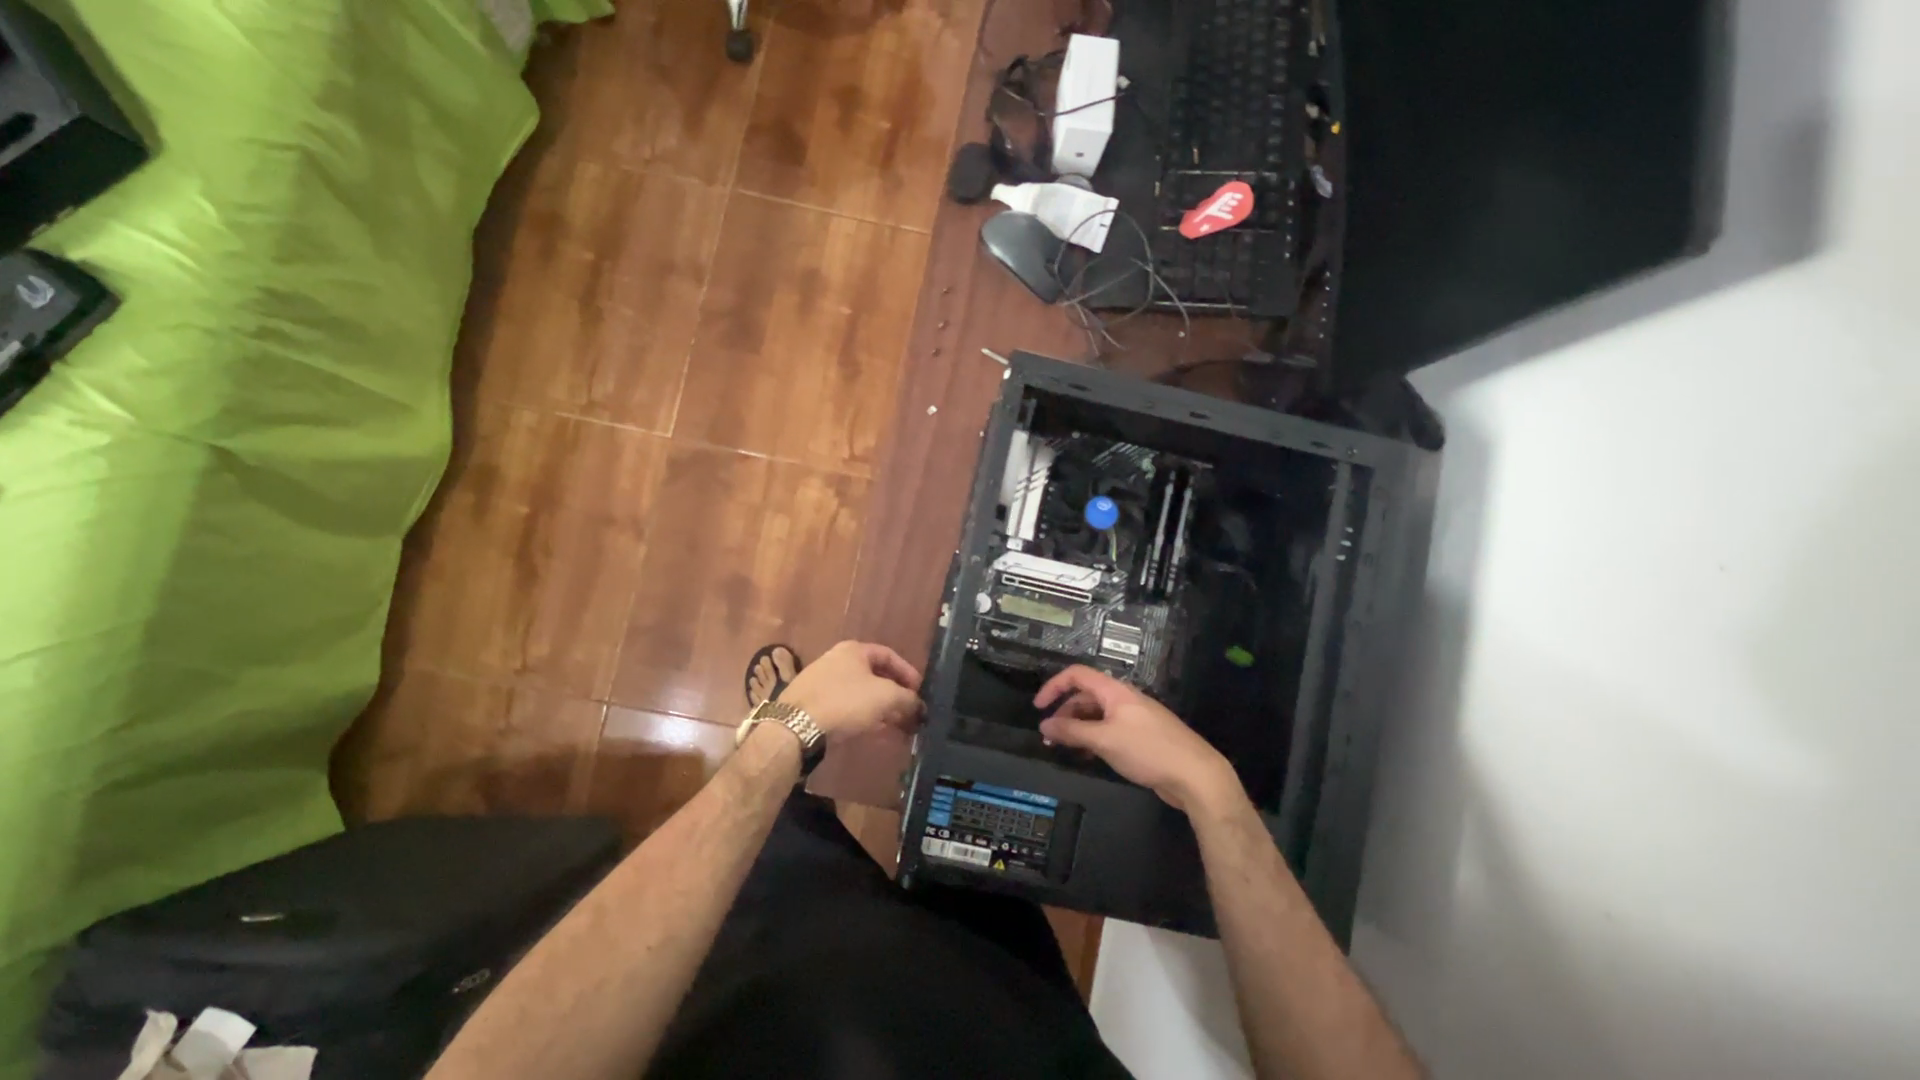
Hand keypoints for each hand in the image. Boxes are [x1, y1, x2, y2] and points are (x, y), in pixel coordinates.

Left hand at [779, 641, 924, 742]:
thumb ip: (908, 699)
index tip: (920, 692)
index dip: (908, 673)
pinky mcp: (815, 706)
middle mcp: (837, 661)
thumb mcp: (885, 697)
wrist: (796, 725)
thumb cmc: (845, 702)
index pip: (889, 656)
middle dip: (897, 697)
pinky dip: (865, 719)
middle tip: (912, 714)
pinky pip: (848, 709)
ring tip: (899, 728)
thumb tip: (920, 706)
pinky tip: (876, 734)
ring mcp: (823, 683)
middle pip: (875, 677)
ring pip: (862, 695)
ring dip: (883, 710)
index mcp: (854, 650)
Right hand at [1034, 666, 1241, 814]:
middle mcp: (1124, 699)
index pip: (1077, 675)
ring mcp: (1134, 718)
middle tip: (1050, 737)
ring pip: (1097, 716)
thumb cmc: (1148, 750)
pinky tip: (1088, 756)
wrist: (1195, 775)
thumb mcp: (1104, 740)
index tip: (1038, 707)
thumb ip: (1072, 731)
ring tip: (1065, 749)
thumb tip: (1044, 725)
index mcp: (1115, 691)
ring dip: (1078, 729)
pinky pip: (1110, 731)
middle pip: (1086, 697)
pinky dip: (1094, 739)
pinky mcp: (1142, 738)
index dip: (1054, 686)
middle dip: (1064, 713)